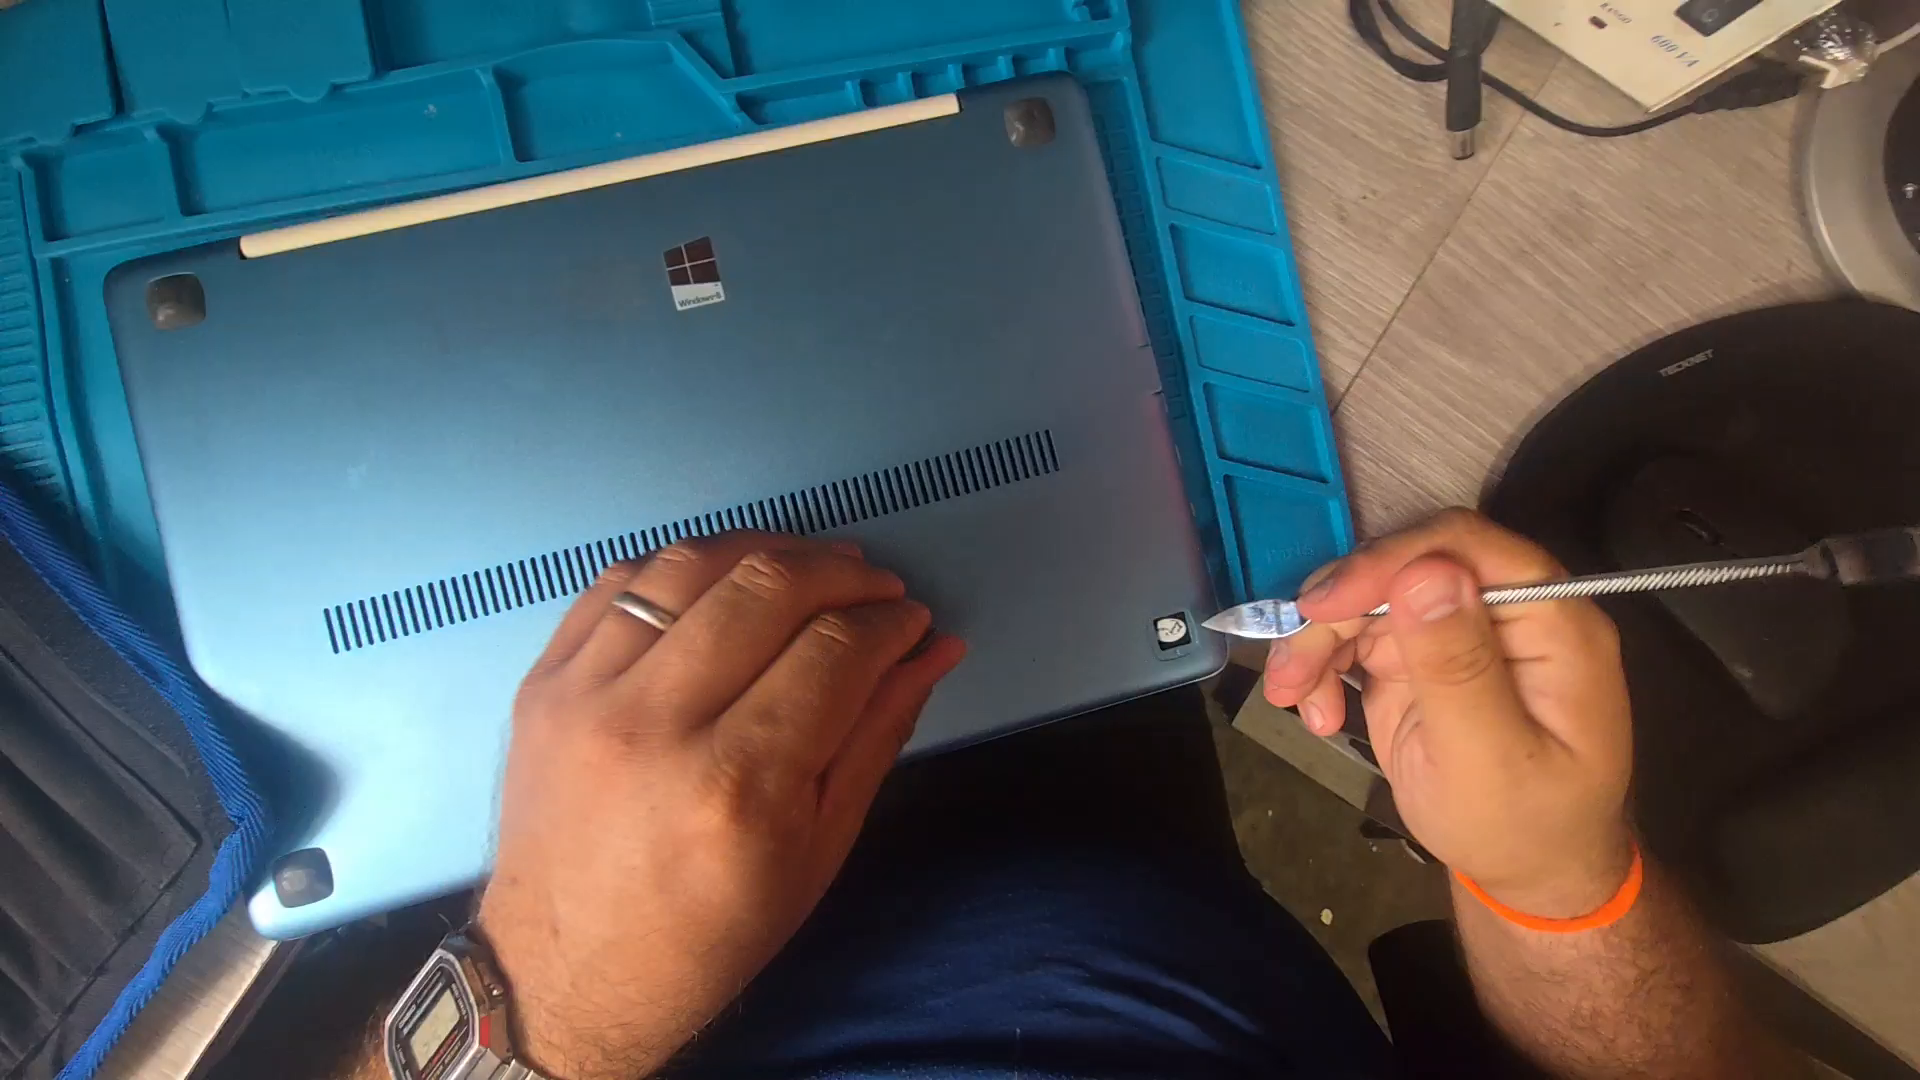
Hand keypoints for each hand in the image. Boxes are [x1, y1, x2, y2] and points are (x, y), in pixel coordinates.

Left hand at [475, 532, 965, 1078]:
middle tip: (874, 586)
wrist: (564, 978)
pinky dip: (689, 565)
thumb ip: (882, 729)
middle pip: (768, 589)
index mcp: (738, 785)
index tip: (911, 619)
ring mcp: (583, 694)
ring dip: (769, 551)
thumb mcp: (823, 844)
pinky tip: (728, 581)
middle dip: (842, 572)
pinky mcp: (542, 682)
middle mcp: (654, 723)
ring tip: (812, 568)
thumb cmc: (713, 931)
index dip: (890, 620)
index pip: (836, 650)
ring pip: (692, 564)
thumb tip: (937, 647)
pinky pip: (621, 580)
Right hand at [1262, 509, 1633, 918]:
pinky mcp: (1406, 653)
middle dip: (1333, 613)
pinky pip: (1344, 635)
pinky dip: (1316, 667)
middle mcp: (1494, 611)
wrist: (1516, 870)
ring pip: (1358, 600)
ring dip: (1312, 644)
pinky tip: (1313, 713)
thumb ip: (1457, 664)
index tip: (1323, 605)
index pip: (1464, 548)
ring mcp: (1447, 630)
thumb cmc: (1521, 824)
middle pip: (1396, 570)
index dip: (1388, 562)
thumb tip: (1426, 573)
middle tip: (1290, 667)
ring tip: (1290, 698)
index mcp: (1546, 623)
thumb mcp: (1488, 755)